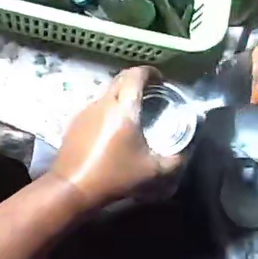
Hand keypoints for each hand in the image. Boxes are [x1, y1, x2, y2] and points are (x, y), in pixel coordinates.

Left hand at [47, 67, 186, 208]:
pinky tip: (113, 128)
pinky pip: (95, 107)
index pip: (135, 74)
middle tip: (150, 94)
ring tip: (133, 112)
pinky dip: (108, 109)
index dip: (150, 72)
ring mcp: (85, 110)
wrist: (72, 187)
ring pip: (106, 93)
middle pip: (120, 79)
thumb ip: (174, 160)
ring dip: (121, 95)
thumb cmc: (115, 175)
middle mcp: (103, 102)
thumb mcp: (152, 171)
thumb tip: (184, 153)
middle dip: (136, 80)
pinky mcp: (74, 121)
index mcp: (124, 107)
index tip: (160, 80)